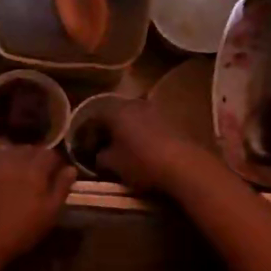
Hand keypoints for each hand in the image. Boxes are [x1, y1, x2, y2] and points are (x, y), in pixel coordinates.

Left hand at [0, 141, 75, 268]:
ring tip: (15, 171)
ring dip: (16, 154)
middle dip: (36, 159)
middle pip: (30, 148)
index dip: (54, 164)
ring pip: (10, 146)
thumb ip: (61, 189)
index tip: (54, 175)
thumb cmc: (16, 233)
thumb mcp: (47, 216)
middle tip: (34, 176)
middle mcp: (14, 158)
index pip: (51, 154)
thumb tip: (70, 168)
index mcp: (35, 170)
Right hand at [93, 99, 217, 191]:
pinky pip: (151, 126)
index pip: (93, 118)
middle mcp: (135, 103)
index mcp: (116, 110)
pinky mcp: (175, 120)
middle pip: (115, 116)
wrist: (186, 166)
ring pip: (134, 120)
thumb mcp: (111, 164)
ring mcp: (158, 110)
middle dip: (108, 132)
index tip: (85, 151)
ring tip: (125, 151)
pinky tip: (144, 151)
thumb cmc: (141, 162)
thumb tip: (99, 155)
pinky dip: (144, 136)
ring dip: (127, 133)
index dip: (86, 135)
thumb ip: (99, 157)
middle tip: (104, 149)